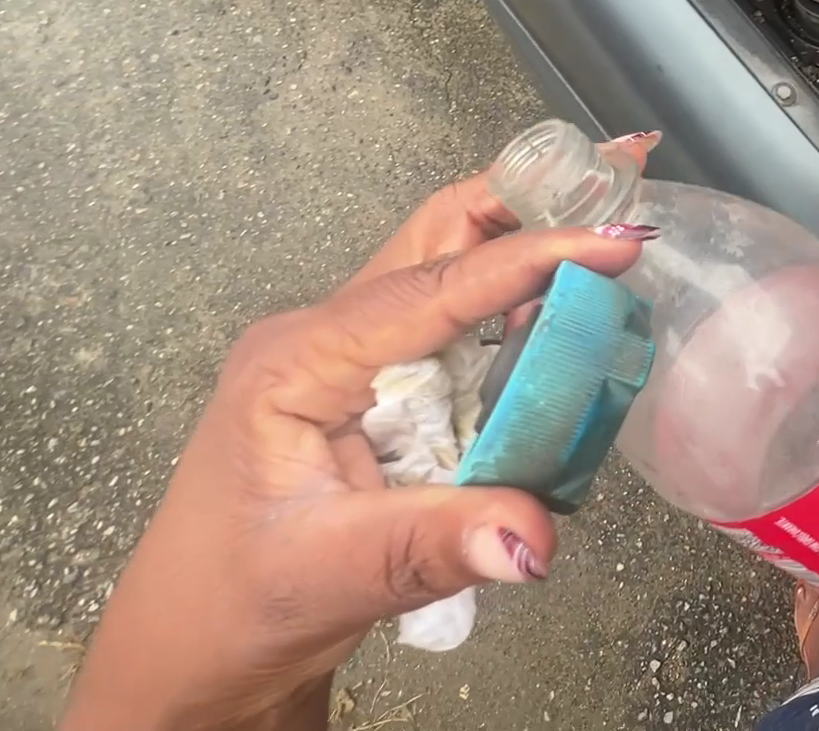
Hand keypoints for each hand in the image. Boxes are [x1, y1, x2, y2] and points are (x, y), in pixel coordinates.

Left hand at [62, 163, 655, 730]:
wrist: (196, 651)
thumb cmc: (238, 606)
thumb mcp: (332, 575)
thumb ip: (436, 545)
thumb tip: (536, 537)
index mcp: (306, 358)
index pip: (442, 282)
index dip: (540, 254)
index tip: (622, 238)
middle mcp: (334, 329)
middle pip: (444, 226)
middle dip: (534, 189)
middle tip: (620, 166)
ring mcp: (363, 345)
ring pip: (457, 252)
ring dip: (534, 227)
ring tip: (609, 215)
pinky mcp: (392, 370)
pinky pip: (468, 303)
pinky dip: (527, 282)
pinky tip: (571, 292)